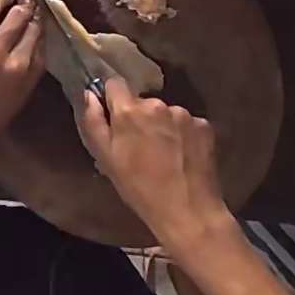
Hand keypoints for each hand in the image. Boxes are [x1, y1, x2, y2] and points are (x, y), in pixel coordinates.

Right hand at [78, 77, 234, 247]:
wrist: (188, 211)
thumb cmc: (139, 187)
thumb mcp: (105, 157)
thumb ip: (93, 121)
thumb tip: (90, 94)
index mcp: (128, 110)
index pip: (115, 83)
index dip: (112, 98)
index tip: (113, 115)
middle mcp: (156, 104)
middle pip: (141, 101)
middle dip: (138, 117)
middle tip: (139, 144)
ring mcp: (183, 114)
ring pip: (164, 112)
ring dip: (160, 125)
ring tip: (163, 153)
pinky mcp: (204, 126)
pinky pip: (185, 123)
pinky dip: (181, 134)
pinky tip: (182, 155)